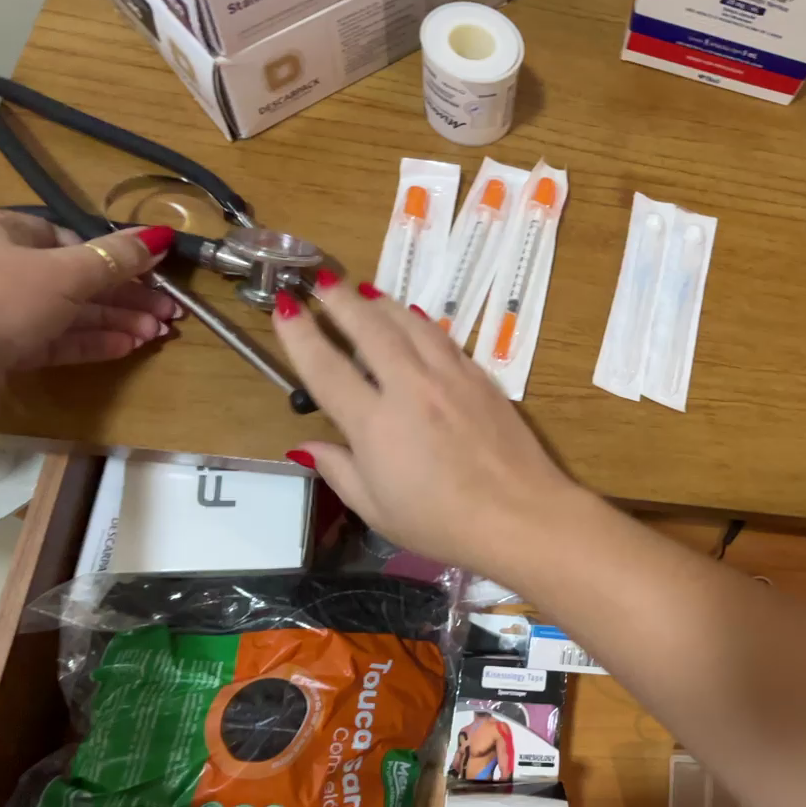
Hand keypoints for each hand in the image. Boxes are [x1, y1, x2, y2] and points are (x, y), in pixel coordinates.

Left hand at [0, 209, 181, 410]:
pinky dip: (89, 342)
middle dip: (124, 297)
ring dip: (114, 321)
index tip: (150, 276)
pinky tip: (126, 346)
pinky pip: (49, 339)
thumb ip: (117, 257)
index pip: (65, 236)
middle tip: (168, 313)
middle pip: (72, 277)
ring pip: (64, 311)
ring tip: (156, 334)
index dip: (111, 256)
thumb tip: (162, 235)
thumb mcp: (65, 272)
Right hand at [271, 278, 588, 572]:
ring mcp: (451, 377)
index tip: (285, 307)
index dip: (300, 334)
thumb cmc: (444, 524)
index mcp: (376, 424)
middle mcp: (411, 388)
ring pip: (411, 324)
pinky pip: (443, 338)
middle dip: (340, 301)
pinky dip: (421, 322)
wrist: (520, 515)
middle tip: (321, 282)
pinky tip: (414, 318)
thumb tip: (306, 445)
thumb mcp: (377, 511)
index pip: (326, 368)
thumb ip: (339, 471)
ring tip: (363, 292)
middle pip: (369, 329)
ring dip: (382, 303)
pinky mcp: (482, 378)